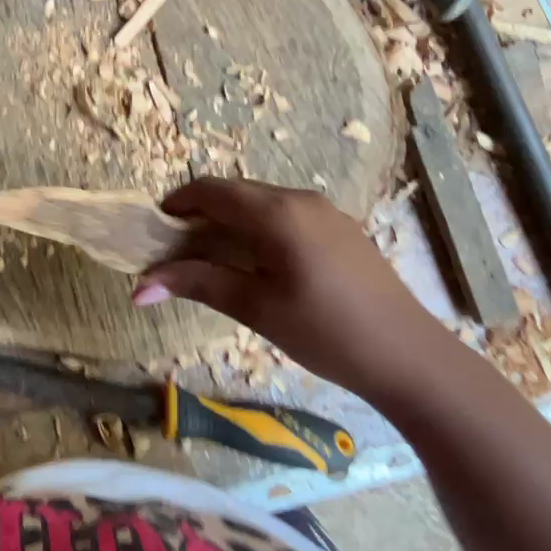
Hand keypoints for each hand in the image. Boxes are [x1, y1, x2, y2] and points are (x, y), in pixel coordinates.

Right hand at [133, 177, 452, 400]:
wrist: (412, 359)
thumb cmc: (326, 332)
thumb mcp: (255, 308)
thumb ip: (197, 284)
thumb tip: (138, 287)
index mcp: (277, 212)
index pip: (212, 190)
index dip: (177, 204)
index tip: (156, 230)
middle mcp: (301, 200)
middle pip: (236, 192)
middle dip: (201, 214)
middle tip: (178, 250)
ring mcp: (327, 213)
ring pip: (262, 203)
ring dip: (230, 221)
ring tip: (214, 259)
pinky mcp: (342, 231)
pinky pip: (286, 216)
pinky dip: (259, 229)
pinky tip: (259, 265)